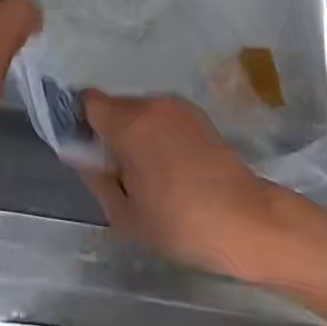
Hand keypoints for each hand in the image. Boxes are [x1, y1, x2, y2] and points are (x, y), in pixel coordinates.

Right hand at [78, 92, 311, 277]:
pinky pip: (164, 118)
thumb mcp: (124, 214)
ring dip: (136, 133)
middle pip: (116, 106)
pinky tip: (170, 168)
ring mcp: (180, 107)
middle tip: (117, 172)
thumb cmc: (178, 223)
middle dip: (109, 132)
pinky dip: (158, 135)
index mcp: (129, 123)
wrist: (246, 220)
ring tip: (147, 174)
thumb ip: (95, 177)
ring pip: (141, 112)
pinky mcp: (200, 116)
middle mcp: (154, 104)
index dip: (80, 122)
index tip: (85, 150)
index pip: (88, 102)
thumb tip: (82, 155)